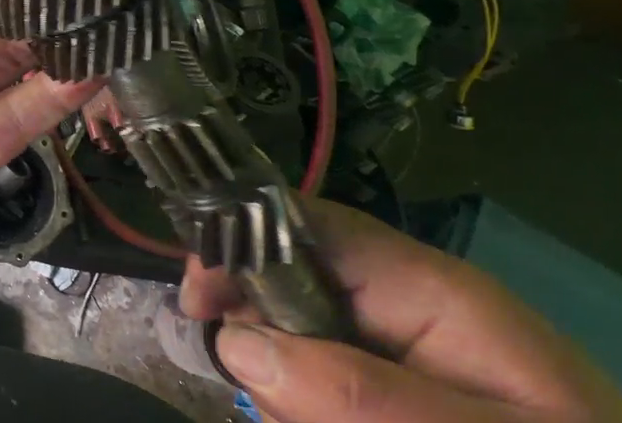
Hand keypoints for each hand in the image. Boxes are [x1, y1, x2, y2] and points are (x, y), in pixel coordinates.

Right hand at [180, 201, 621, 422]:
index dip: (233, 239)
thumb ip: (364, 393)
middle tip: (281, 412)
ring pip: (287, 342)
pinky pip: (315, 381)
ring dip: (284, 394)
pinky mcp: (392, 387)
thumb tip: (236, 342)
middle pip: (279, 285)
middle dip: (261, 343)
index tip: (196, 305)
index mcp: (425, 285)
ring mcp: (395, 348)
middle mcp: (400, 303)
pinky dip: (303, 410)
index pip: (299, 218)